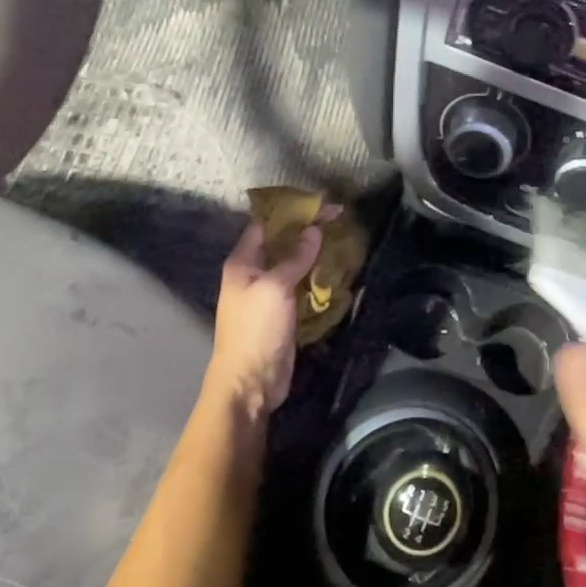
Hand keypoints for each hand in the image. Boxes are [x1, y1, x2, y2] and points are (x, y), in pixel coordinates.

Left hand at [206, 209, 333, 414]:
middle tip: (338, 220)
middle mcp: (253, 274)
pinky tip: (336, 271)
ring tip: (342, 241)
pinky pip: (301, 285)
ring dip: (314, 253)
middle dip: (307, 230)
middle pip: (281, 243)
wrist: (250, 382)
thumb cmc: (256, 329)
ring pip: (293, 264)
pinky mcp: (282, 312)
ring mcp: (268, 294)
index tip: (321, 204)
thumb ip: (295, 258)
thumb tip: (314, 231)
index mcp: (243, 262)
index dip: (292, 212)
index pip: (266, 224)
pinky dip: (316, 276)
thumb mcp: (275, 287)